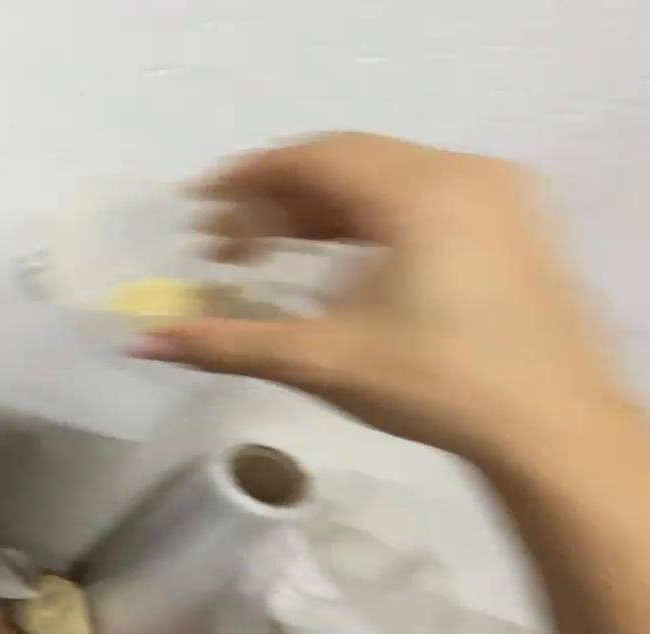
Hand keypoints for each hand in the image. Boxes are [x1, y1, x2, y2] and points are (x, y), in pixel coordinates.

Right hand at [133, 133, 625, 463]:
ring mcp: (491, 196)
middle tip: (213, 241)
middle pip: (343, 163)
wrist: (547, 421)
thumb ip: (220, 343)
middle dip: (269, 198)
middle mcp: (461, 176)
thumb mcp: (313, 359)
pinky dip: (350, 220)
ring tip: (252, 254)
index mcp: (419, 196)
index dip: (246, 177)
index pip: (316, 159)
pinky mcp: (503, 224)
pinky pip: (409, 198)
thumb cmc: (430, 380)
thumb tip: (138, 343)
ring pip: (376, 180)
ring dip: (306, 210)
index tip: (193, 205)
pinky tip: (315, 260)